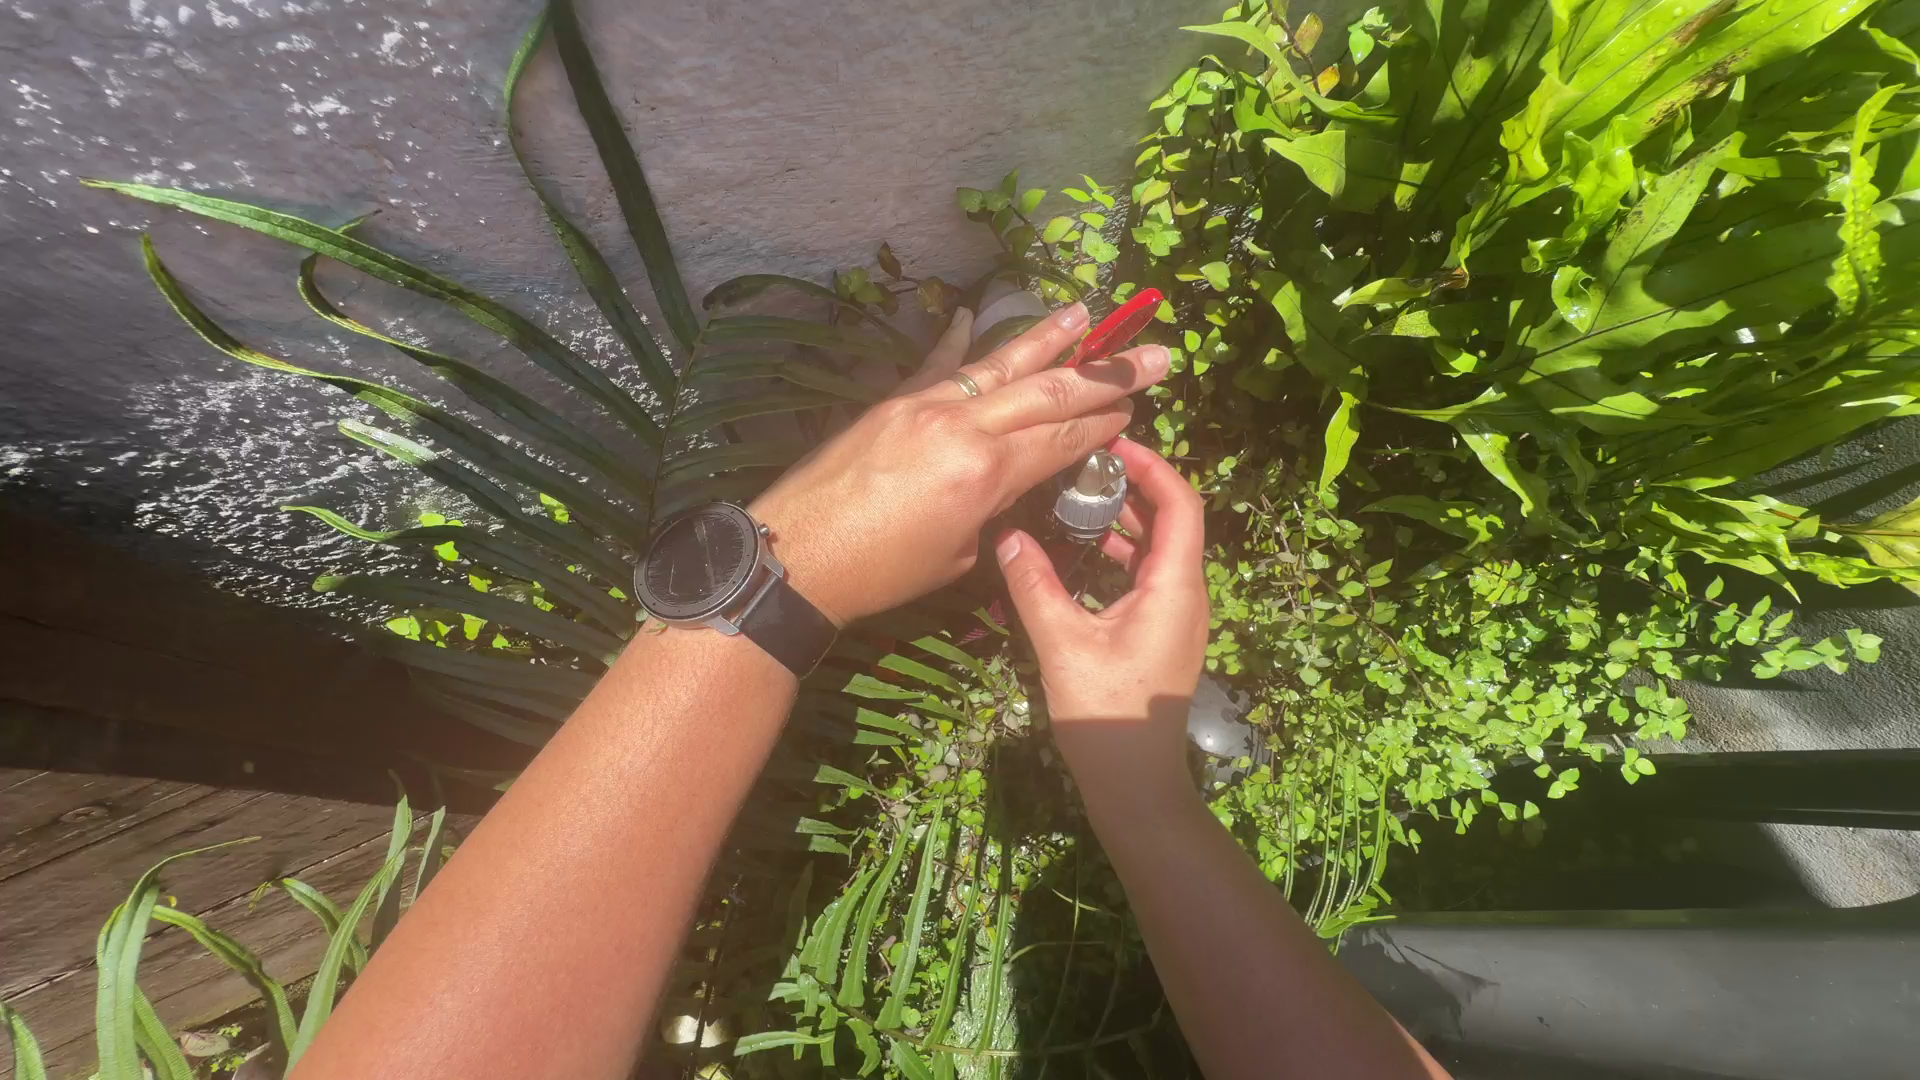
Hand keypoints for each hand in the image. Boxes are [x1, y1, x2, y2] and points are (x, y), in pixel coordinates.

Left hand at [750, 302, 1171, 625]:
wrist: (796, 556)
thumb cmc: (881, 574)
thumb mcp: (957, 553)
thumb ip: (993, 506)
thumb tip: (1011, 479)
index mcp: (985, 473)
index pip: (1061, 436)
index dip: (1102, 421)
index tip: (1134, 406)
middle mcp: (961, 425)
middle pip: (1047, 391)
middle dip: (1106, 372)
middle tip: (1153, 353)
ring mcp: (923, 405)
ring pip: (998, 364)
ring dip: (1046, 339)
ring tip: (1086, 314)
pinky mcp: (890, 402)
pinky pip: (934, 367)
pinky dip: (956, 343)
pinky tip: (970, 317)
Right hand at [992, 437, 1208, 789]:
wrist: (1135, 783)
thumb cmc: (1105, 712)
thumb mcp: (1061, 643)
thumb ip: (1033, 585)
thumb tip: (1005, 535)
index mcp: (1175, 587)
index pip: (1180, 505)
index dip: (1153, 467)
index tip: (1113, 445)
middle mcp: (1186, 594)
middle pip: (1172, 521)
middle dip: (1134, 488)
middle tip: (1084, 467)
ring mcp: (1177, 616)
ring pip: (1159, 550)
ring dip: (1126, 521)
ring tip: (1079, 500)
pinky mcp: (1162, 633)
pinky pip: (1148, 577)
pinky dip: (1122, 554)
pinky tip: (1083, 554)